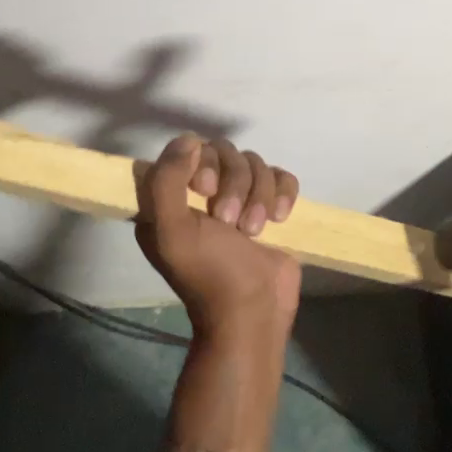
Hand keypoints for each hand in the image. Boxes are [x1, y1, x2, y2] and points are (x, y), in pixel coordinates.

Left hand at [135, 134, 301, 343]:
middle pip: (227, 152)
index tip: (206, 189)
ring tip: (254, 231)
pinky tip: (280, 220)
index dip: (204, 162)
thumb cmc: (209, 273)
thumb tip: (189, 141)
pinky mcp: (271, 208)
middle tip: (231, 223)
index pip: (191, 148)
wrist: (254, 311)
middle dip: (235, 185)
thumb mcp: (172, 231)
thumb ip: (167, 180)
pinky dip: (283, 194)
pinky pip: (282, 177)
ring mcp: (241, 199)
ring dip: (259, 196)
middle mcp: (204, 194)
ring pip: (256, 164)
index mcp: (172, 198)